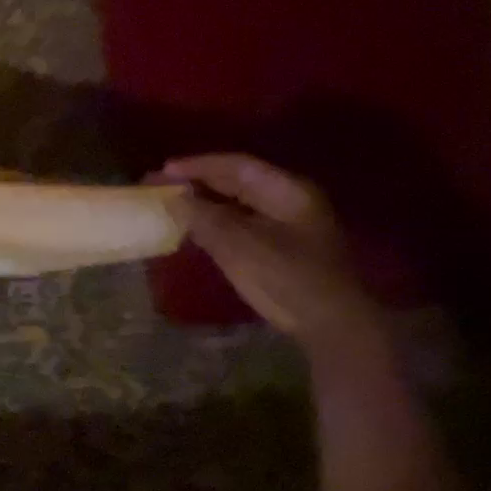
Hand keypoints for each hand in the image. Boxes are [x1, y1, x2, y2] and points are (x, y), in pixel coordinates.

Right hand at [161, 154, 389, 347]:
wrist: (332, 325)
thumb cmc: (288, 278)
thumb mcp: (238, 245)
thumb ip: (202, 217)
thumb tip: (171, 197)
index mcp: (286, 192)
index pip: (236, 165)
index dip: (197, 165)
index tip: (161, 172)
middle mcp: (288, 201)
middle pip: (237, 181)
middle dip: (197, 181)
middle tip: (158, 185)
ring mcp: (286, 224)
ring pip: (236, 202)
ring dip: (203, 201)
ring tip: (169, 204)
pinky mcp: (279, 246)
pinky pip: (239, 222)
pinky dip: (213, 220)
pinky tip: (192, 227)